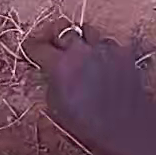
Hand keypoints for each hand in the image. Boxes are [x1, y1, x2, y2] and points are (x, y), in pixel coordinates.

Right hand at [24, 21, 155, 154]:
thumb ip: (51, 82)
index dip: (31, 48)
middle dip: (54, 34)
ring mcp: (104, 49)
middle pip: (62, 28)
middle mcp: (81, 51)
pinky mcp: (123, 52)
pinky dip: (101, 49)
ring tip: (79, 50)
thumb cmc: (87, 124)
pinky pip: (108, 43)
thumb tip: (50, 72)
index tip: (29, 50)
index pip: (38, 46)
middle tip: (52, 43)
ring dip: (80, 38)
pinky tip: (101, 62)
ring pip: (87, 31)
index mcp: (60, 65)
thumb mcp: (57, 106)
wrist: (126, 126)